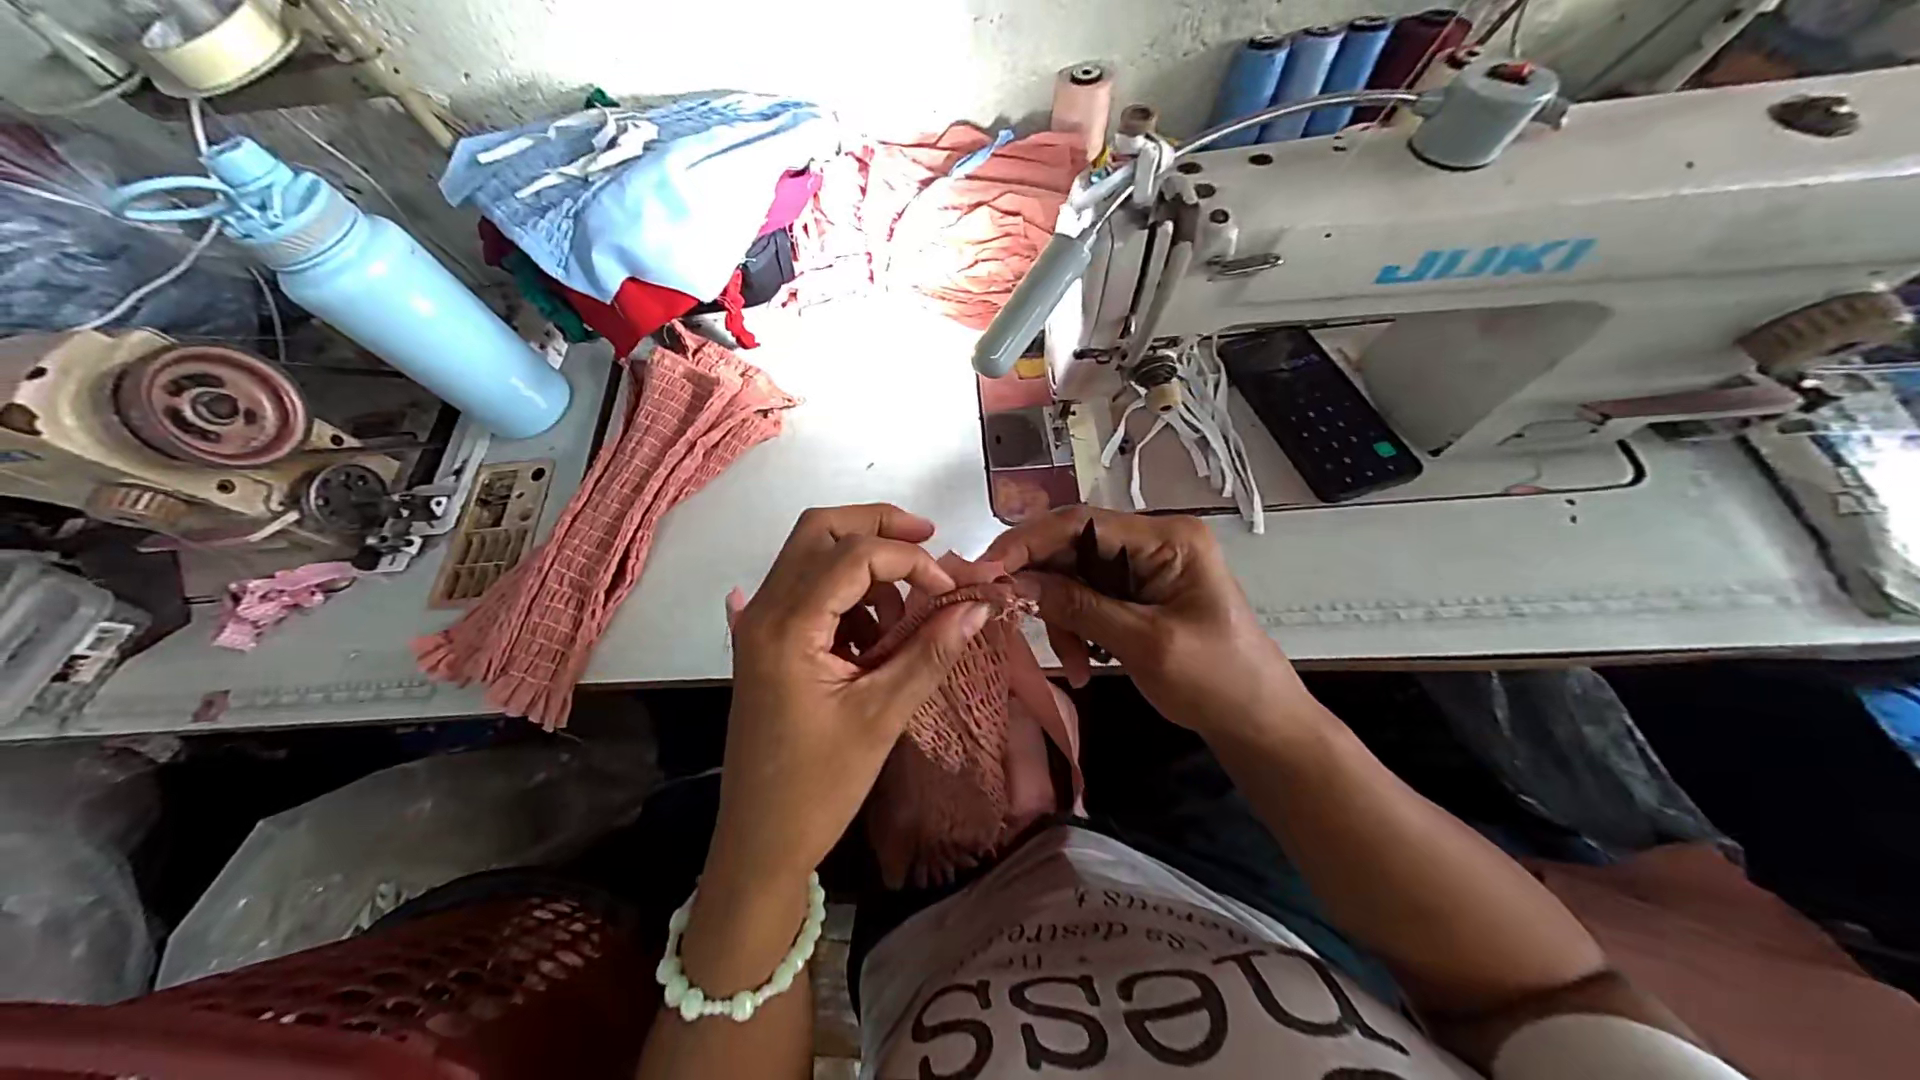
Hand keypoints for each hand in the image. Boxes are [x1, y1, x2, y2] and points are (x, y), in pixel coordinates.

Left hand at [710, 504, 992, 891]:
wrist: (759, 843)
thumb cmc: (817, 788)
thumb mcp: (881, 717)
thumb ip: (930, 654)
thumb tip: (977, 608)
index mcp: (787, 626)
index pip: (854, 555)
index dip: (910, 560)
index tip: (949, 591)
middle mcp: (764, 610)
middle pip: (819, 530)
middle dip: (878, 525)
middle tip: (928, 541)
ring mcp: (760, 624)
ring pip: (811, 554)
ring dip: (864, 561)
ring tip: (908, 604)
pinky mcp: (767, 642)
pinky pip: (808, 590)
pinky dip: (848, 590)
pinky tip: (878, 628)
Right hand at [984, 506, 1313, 744]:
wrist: (1258, 722)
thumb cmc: (1217, 681)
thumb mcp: (1145, 644)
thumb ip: (1080, 607)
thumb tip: (1017, 583)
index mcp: (1168, 538)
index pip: (1081, 522)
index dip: (1028, 542)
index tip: (987, 570)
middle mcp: (1152, 541)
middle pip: (1072, 547)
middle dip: (1043, 587)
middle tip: (1011, 618)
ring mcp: (1143, 567)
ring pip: (1073, 576)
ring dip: (1061, 618)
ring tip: (1074, 663)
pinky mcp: (1136, 592)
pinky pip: (1086, 598)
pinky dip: (1075, 628)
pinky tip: (1084, 662)